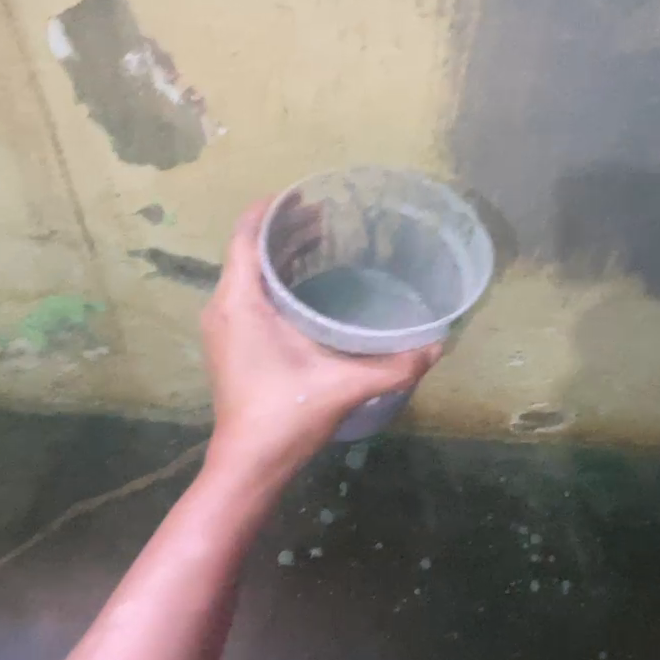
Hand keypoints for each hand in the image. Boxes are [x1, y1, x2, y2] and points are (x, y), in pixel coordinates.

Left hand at [200, 201, 441, 480]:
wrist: (249, 464)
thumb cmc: (286, 416)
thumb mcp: (345, 386)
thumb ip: (395, 365)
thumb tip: (438, 345)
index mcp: (240, 302)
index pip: (246, 235)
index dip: (271, 209)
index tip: (304, 195)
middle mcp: (223, 307)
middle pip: (247, 251)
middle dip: (282, 231)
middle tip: (327, 218)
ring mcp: (222, 327)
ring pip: (245, 274)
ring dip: (277, 257)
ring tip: (319, 245)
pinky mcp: (228, 345)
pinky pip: (246, 295)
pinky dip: (271, 282)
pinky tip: (304, 290)